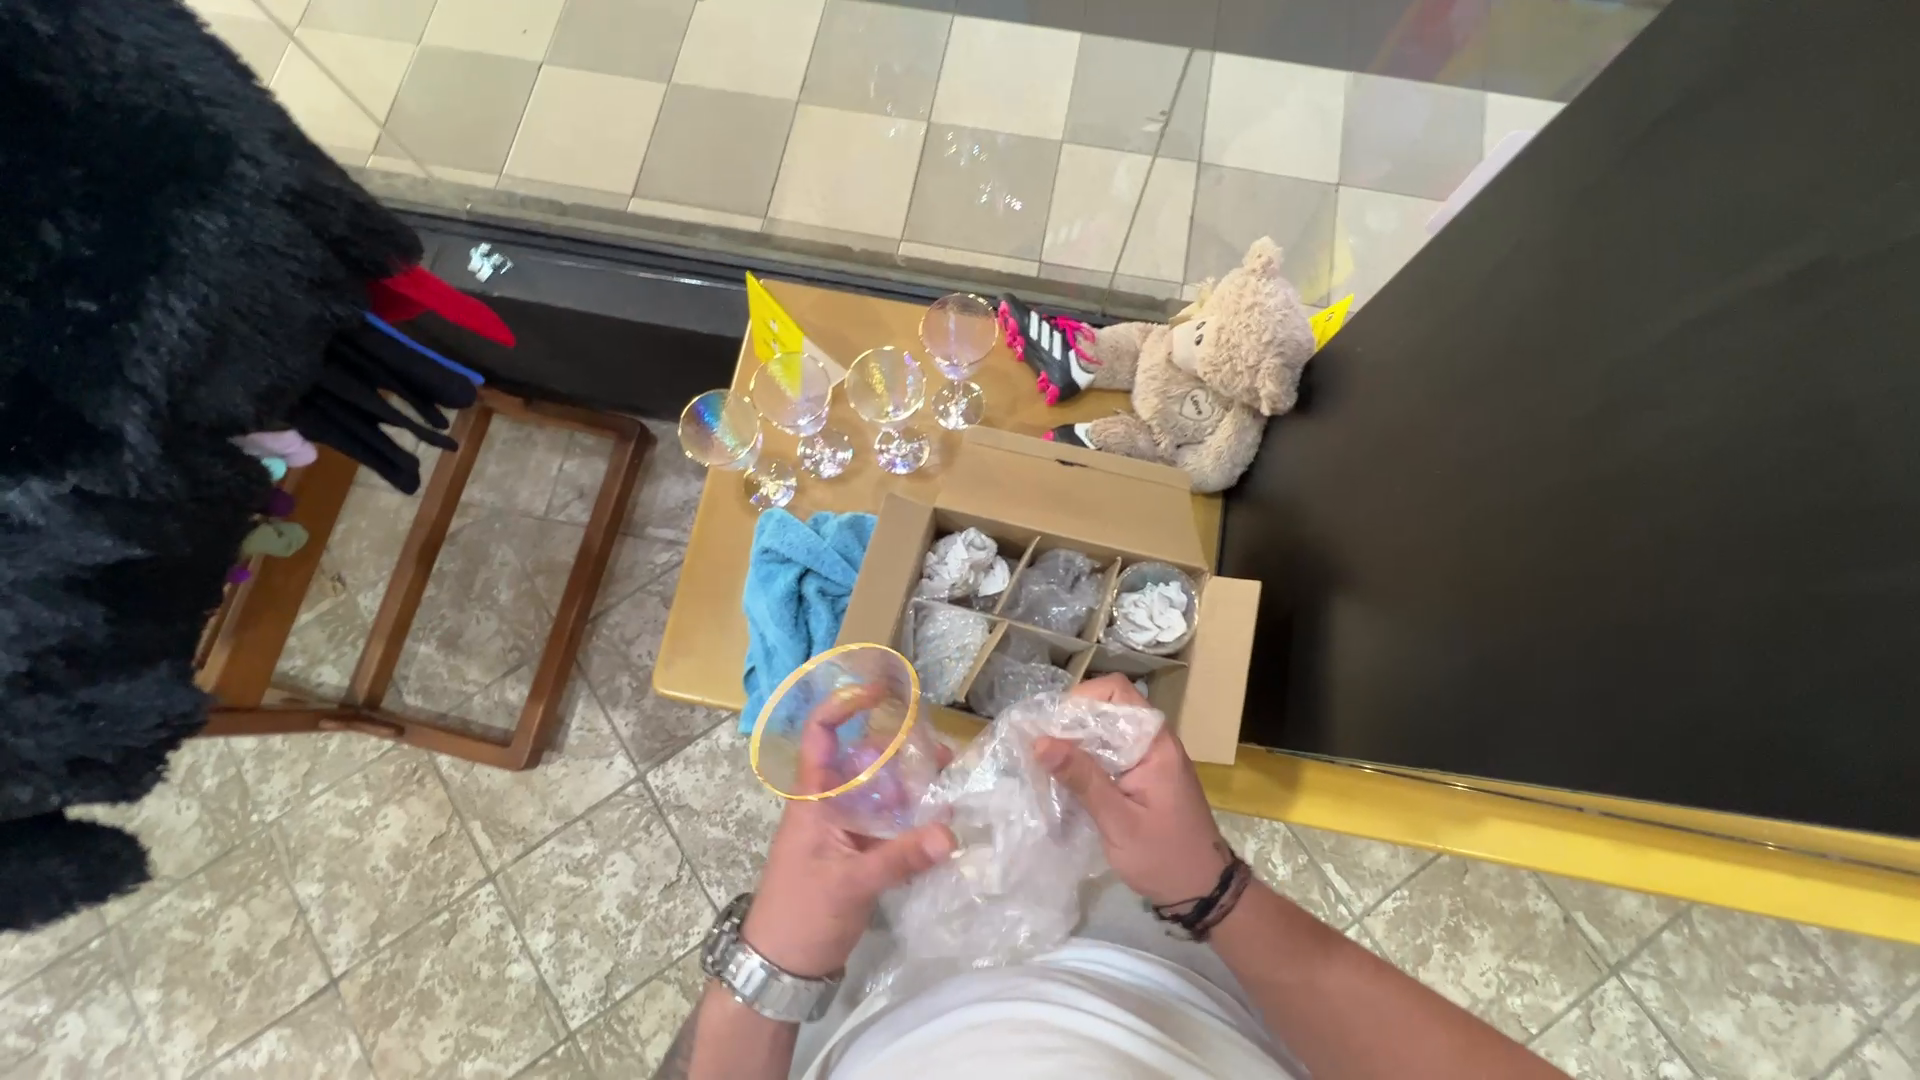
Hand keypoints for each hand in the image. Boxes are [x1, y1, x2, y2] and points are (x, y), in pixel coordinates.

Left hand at [741, 686, 954, 979]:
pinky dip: (912, 822)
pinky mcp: (857, 855)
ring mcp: (844, 830)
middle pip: (866, 762)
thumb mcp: (850, 883)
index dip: (844, 706)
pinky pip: (888, 826)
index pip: (821, 735)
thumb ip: (900, 857)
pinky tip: (941, 827)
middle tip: (946, 759)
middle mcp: (830, 805)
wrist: (778, 970)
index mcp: (814, 798)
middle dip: (904, 755)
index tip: (881, 692)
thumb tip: (951, 833)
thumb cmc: (799, 914)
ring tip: (952, 791)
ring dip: (913, 790)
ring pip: (881, 795)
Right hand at [1035, 674, 1230, 906]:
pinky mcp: (1143, 776)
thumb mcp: (1119, 822)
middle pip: (1108, 709)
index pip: (1118, 691)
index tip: (1053, 726)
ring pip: (1106, 732)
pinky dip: (1087, 761)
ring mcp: (1150, 759)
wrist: (1203, 893)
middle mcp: (1154, 742)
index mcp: (1156, 743)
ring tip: (1047, 764)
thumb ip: (1082, 779)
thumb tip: (1040, 741)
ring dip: (1077, 743)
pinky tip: (1066, 781)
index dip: (1082, 698)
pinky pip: (1110, 754)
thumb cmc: (1164, 858)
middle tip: (1041, 747)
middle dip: (1072, 723)